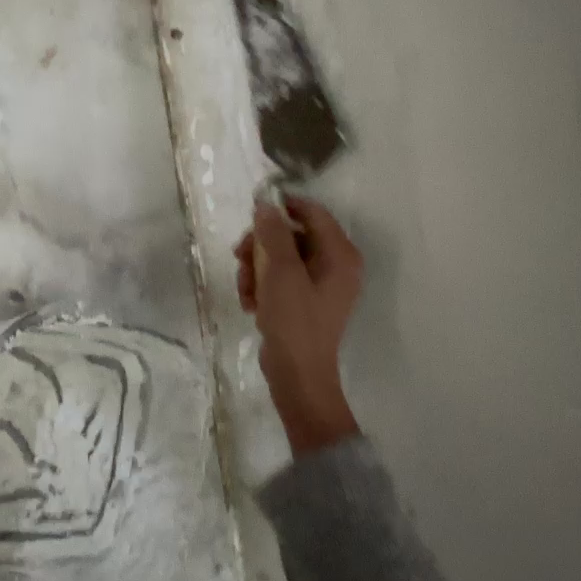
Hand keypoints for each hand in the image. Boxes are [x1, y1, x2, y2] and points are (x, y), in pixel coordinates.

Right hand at [234, 195, 363, 454]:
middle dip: (261, 245)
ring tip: (244, 290)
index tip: (251, 214)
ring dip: (255, 268)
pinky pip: (279, 279)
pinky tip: (250, 303)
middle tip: (239, 257)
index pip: (313, 213)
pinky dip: (261, 286)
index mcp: (340, 255)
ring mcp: (320, 285)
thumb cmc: (294, 321)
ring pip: (280, 258)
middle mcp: (335, 265)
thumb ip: (274, 234)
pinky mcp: (304, 301)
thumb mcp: (280, 272)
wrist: (298, 375)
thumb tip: (266, 204)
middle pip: (292, 235)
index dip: (282, 208)